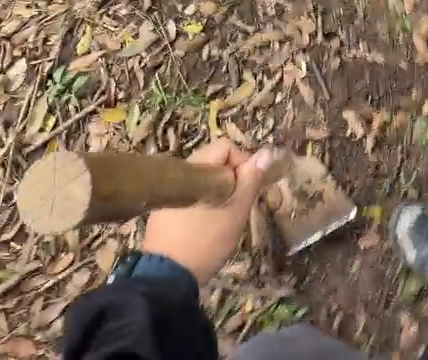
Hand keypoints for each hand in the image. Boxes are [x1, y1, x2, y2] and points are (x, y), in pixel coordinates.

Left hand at [139, 140, 274, 284]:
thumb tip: (265, 152)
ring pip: (202, 180)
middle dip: (231, 179)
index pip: (226, 147)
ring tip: (223, 218)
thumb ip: (251, 179)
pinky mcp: (162, 212)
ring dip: (217, 192)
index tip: (247, 189)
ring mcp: (168, 194)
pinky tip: (203, 227)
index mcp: (197, 168)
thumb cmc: (206, 240)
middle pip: (214, 162)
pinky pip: (189, 195)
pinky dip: (202, 204)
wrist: (165, 280)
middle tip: (237, 204)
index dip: (243, 163)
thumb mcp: (237, 210)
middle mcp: (179, 173)